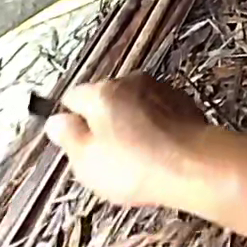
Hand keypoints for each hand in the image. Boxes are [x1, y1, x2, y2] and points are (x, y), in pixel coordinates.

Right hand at [44, 75, 211, 206]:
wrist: (190, 163)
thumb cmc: (135, 165)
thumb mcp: (86, 161)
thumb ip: (68, 137)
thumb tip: (56, 121)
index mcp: (103, 92)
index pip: (74, 96)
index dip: (70, 119)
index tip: (74, 141)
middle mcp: (131, 81)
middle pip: (105, 97)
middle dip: (101, 121)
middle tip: (103, 156)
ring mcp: (158, 87)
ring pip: (132, 102)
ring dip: (128, 122)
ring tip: (133, 157)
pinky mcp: (180, 99)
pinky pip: (156, 109)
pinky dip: (152, 124)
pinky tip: (155, 149)